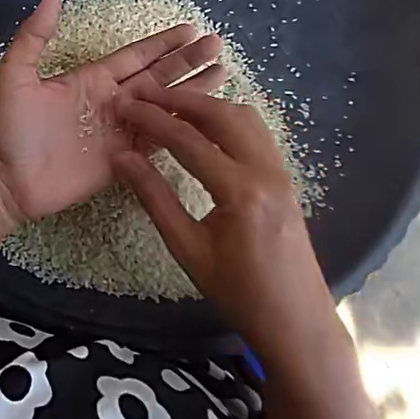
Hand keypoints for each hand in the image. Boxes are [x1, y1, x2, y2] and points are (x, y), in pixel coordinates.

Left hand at [0, 0, 227, 224]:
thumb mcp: (14, 75)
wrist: (5, 180)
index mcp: (92, 79)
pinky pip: (158, 142)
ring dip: (193, 91)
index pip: (136, 56)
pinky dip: (182, 129)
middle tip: (217, 44)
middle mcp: (112, 101)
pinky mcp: (124, 161)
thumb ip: (34, 38)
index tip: (190, 29)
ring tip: (223, 73)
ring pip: (165, 107)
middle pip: (159, 77)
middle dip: (187, 61)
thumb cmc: (9, 128)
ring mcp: (120, 132)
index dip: (163, 43)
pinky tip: (206, 119)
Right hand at [112, 86, 334, 354]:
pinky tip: (205, 127)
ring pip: (243, 117)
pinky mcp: (285, 177)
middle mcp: (265, 171)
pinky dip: (227, 119)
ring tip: (170, 106)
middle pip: (220, 114)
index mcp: (240, 191)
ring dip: (206, 105)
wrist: (298, 323)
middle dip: (179, 99)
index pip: (187, 139)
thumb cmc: (239, 293)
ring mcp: (281, 171)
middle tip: (144, 95)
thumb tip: (121, 157)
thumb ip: (154, 197)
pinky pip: (256, 133)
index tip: (123, 105)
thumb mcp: (188, 249)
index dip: (151, 118)